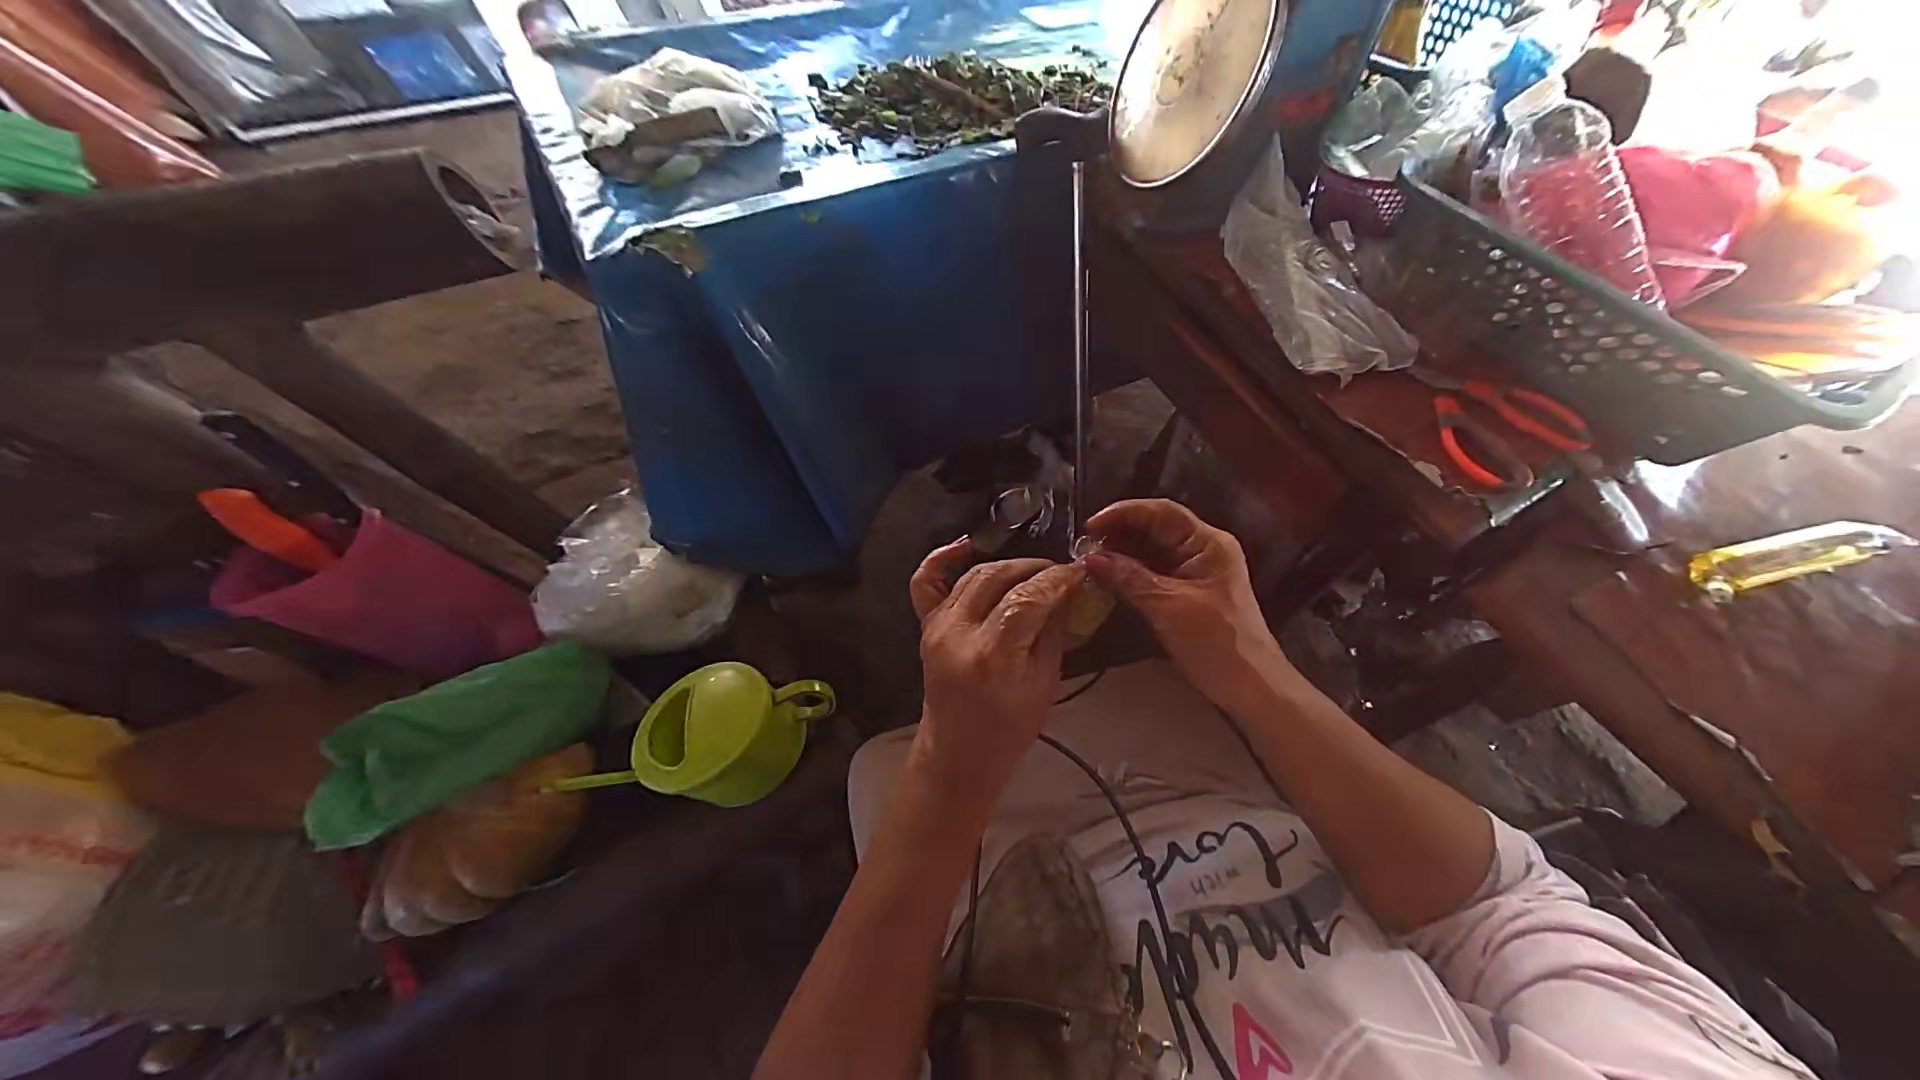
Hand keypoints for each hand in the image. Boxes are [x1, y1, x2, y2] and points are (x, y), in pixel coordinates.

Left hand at [906, 538, 1085, 809]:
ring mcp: (937, 627)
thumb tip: (1066, 589)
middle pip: (998, 577)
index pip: (1028, 597)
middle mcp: (958, 633)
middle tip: (1058, 572)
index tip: (1078, 571)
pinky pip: (926, 582)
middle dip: (1034, 568)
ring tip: (1033, 570)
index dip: (1057, 578)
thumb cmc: (1010, 726)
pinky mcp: (926, 626)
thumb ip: (1053, 629)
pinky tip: (966, 546)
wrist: (960, 751)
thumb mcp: (1046, 680)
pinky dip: (943, 558)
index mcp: (992, 654)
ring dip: (1006, 565)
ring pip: (973, 574)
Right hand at [1081, 499, 1293, 704]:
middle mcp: (1202, 550)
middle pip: (1155, 528)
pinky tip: (1107, 577)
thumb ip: (1129, 578)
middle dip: (1119, 533)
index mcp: (1208, 544)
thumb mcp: (1168, 607)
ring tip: (1089, 561)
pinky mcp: (1186, 592)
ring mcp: (1194, 571)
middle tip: (1084, 546)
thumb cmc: (1216, 643)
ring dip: (1121, 553)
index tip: (1089, 526)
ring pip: (1151, 550)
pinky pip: (1153, 571)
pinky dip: (1129, 572)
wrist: (1251, 688)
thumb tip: (1090, 558)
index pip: (1161, 512)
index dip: (1123, 513)